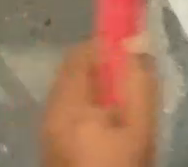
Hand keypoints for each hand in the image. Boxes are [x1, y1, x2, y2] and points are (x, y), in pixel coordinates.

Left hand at [41, 42, 156, 166]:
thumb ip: (139, 79)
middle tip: (132, 81)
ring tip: (125, 107)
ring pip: (73, 90)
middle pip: (75, 70)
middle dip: (105, 67)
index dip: (109, 44)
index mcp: (67, 104)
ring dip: (99, 87)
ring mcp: (47, 132)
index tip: (134, 53)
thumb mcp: (140, 126)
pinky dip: (90, 107)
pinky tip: (112, 127)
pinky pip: (70, 110)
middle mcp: (50, 113)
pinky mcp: (51, 148)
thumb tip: (138, 40)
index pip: (81, 52)